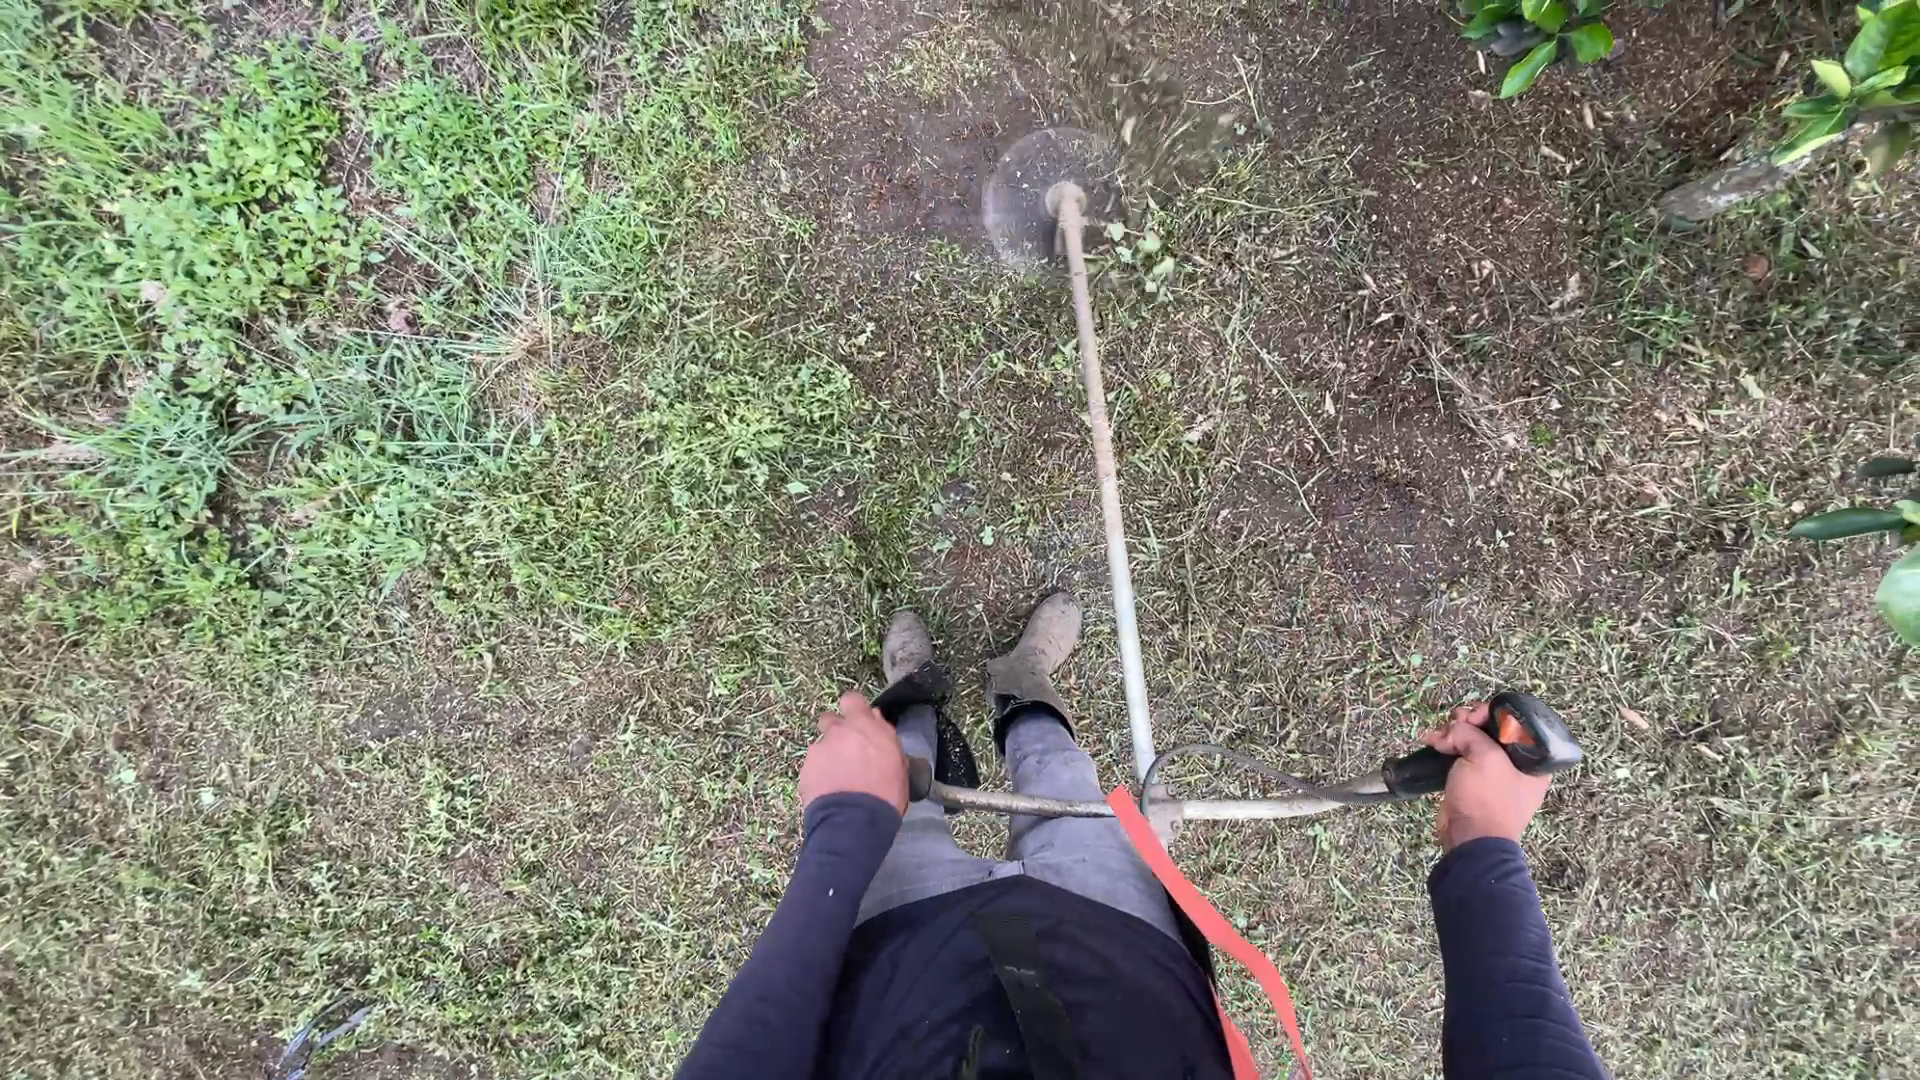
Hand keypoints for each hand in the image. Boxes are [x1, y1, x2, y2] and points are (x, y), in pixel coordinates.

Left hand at [798, 692, 907, 813]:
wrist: (854, 822)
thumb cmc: (885, 791)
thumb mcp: (897, 761)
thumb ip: (884, 735)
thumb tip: (875, 721)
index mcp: (862, 725)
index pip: (852, 700)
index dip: (854, 709)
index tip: (859, 722)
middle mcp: (837, 732)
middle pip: (830, 720)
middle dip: (836, 731)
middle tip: (847, 751)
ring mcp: (818, 751)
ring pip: (821, 746)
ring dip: (828, 756)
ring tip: (838, 779)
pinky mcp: (804, 771)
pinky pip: (812, 767)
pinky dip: (819, 776)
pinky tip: (829, 792)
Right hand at [1419, 702, 1551, 850]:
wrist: (1471, 837)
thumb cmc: (1487, 797)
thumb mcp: (1485, 758)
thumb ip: (1469, 734)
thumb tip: (1450, 731)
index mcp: (1533, 759)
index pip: (1514, 723)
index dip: (1490, 715)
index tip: (1471, 718)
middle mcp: (1515, 763)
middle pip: (1489, 728)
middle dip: (1466, 722)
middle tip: (1453, 725)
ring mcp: (1492, 771)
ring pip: (1470, 738)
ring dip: (1451, 732)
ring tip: (1436, 737)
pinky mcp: (1471, 779)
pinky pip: (1459, 752)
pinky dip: (1445, 744)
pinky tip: (1431, 741)